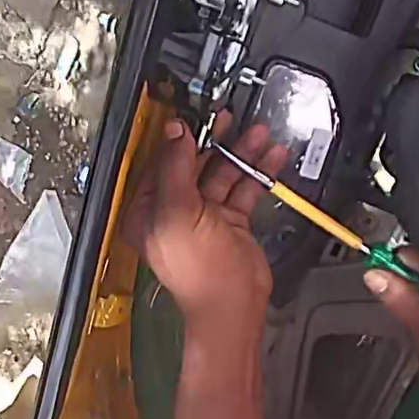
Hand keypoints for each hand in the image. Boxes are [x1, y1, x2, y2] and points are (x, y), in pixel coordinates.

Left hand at [129, 114, 289, 336]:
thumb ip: (176, 168)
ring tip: (259, 134)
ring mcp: (203, 215)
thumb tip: (174, 131)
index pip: (161, 162)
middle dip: (216, 141)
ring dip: (241, 153)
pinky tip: (270, 157)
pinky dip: (257, 173)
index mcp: (148, 209)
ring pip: (222, 173)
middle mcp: (173, 210)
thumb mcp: (178, 212)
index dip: (180, 137)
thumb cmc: (199, 271)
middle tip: (231, 119)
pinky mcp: (229, 221)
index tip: (196, 115)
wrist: (233, 303)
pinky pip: (243, 189)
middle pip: (194, 164)